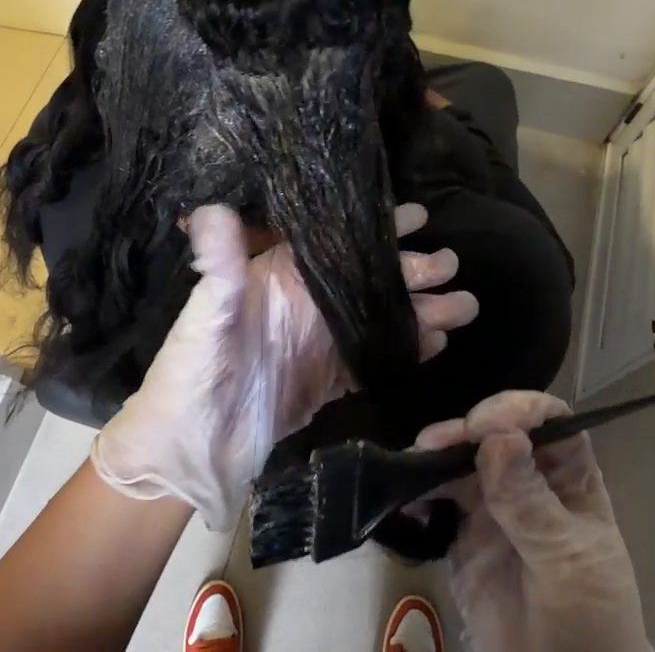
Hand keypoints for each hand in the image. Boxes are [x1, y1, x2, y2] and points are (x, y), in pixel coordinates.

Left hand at [91, 203, 476, 529]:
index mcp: (280, 279)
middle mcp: (306, 305)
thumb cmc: (192, 371)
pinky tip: (438, 344)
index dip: (376, 228)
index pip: (335, 243)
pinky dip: (407, 351)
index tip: (417, 214)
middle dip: (413, 269)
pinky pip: (374, 359)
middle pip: (369, 280)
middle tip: (454, 264)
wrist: (189, 448)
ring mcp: (319, 345)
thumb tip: (211, 207)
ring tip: (464, 306)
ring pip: (381, 319)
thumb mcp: (206, 313)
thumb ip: (219, 263)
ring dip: (421, 311)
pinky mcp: (327, 383)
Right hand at [415, 390, 652, 651]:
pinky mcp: (461, 534)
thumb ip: (531, 504)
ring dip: (434, 456)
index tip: (487, 424)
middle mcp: (528, 481)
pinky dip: (416, 491)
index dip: (519, 411)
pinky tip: (406, 496)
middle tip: (434, 444)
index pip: (548, 421)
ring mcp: (492, 506)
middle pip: (494, 434)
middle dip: (465, 430)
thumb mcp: (568, 560)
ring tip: (412, 466)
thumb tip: (500, 437)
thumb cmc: (589, 619)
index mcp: (568, 478)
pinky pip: (435, 500)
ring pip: (460, 462)